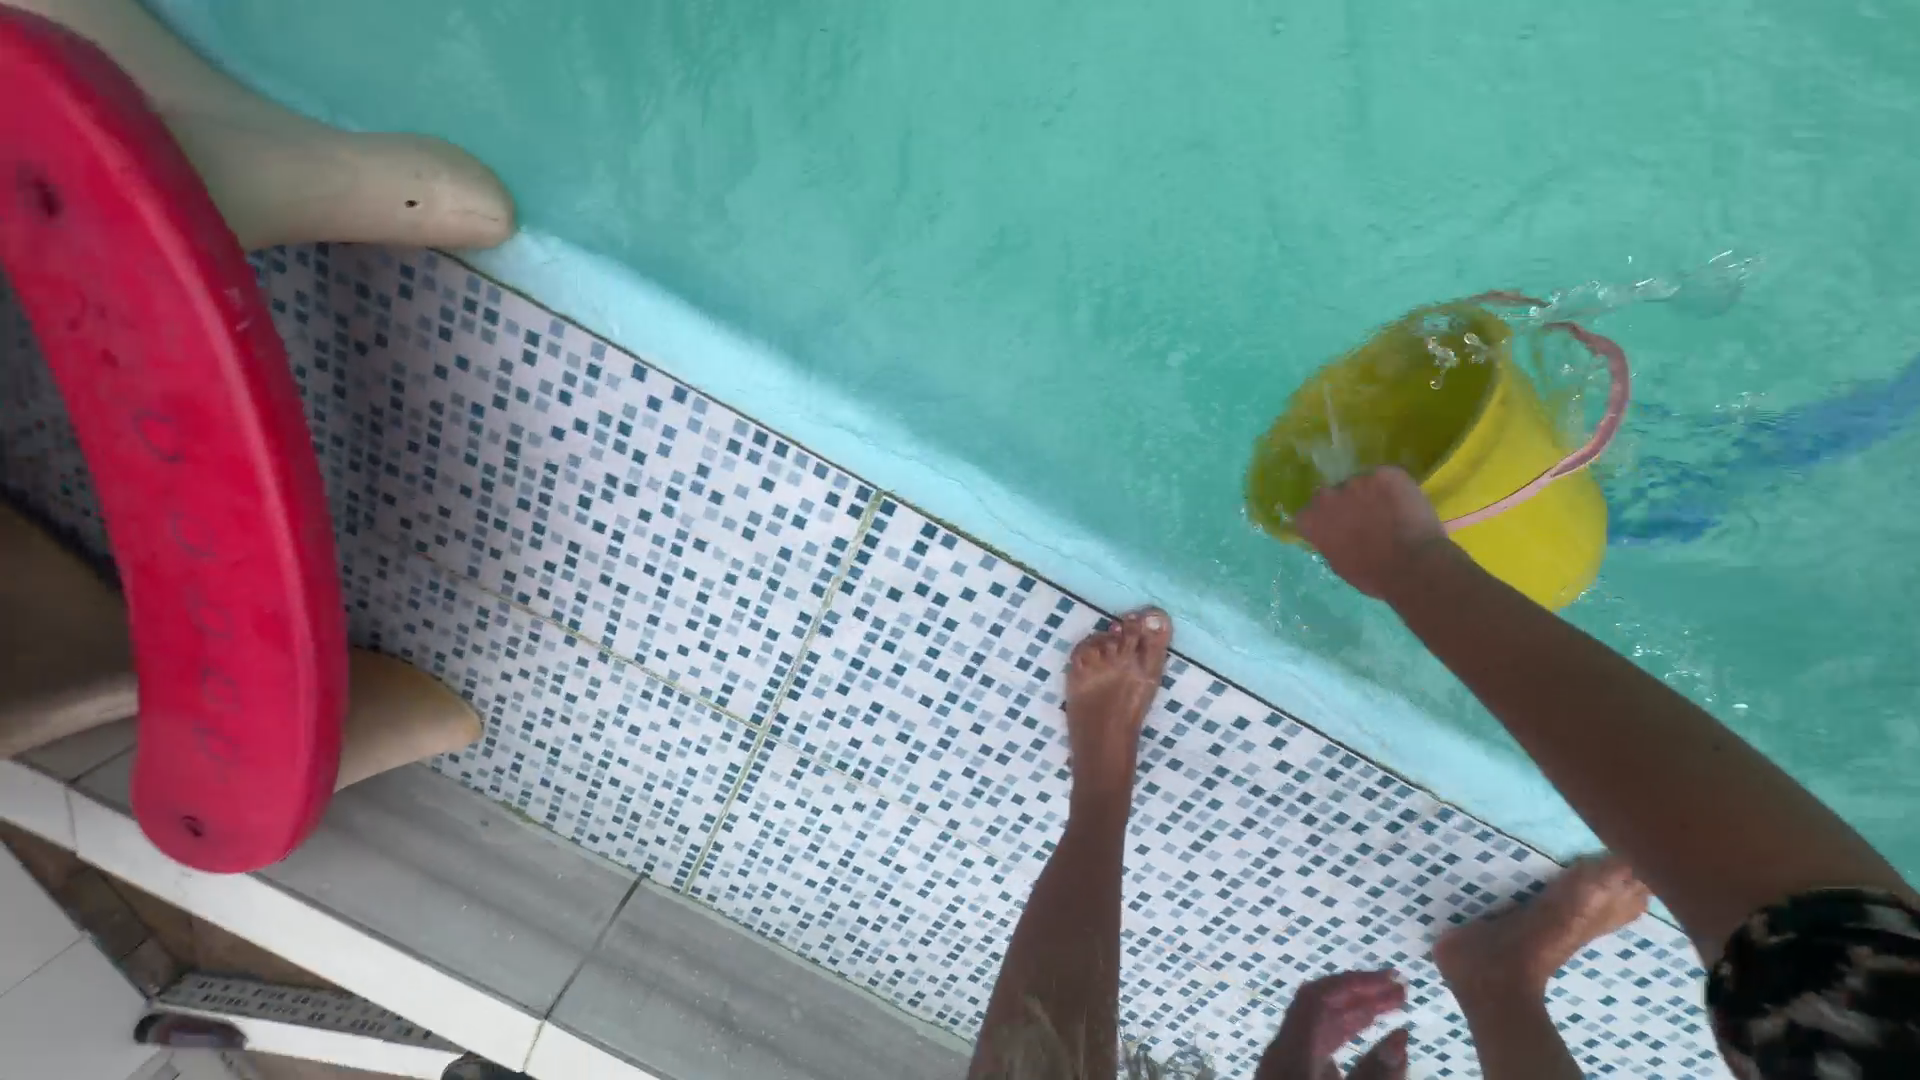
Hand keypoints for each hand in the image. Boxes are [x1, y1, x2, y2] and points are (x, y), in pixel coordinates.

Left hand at [1253, 970, 1408, 1079]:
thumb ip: (1376, 1073)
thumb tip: (1402, 1036)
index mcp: (1288, 1050)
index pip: (1316, 997)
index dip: (1353, 982)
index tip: (1391, 979)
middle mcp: (1281, 1049)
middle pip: (1317, 1006)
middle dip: (1360, 994)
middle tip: (1401, 989)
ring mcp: (1283, 1061)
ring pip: (1318, 1024)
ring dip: (1355, 1011)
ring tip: (1393, 1004)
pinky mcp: (1290, 1072)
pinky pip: (1317, 1041)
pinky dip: (1344, 1032)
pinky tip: (1367, 1028)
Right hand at [1293, 468, 1451, 599]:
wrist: (1413, 565)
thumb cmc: (1372, 575)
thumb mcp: (1338, 563)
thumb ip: (1329, 542)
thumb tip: (1336, 536)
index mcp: (1311, 520)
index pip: (1307, 514)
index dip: (1323, 521)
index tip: (1336, 530)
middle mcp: (1327, 496)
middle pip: (1330, 494)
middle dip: (1343, 504)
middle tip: (1362, 519)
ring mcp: (1357, 482)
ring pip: (1360, 485)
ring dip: (1369, 495)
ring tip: (1389, 512)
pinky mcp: (1385, 474)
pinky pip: (1386, 478)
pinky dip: (1393, 489)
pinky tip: (1405, 505)